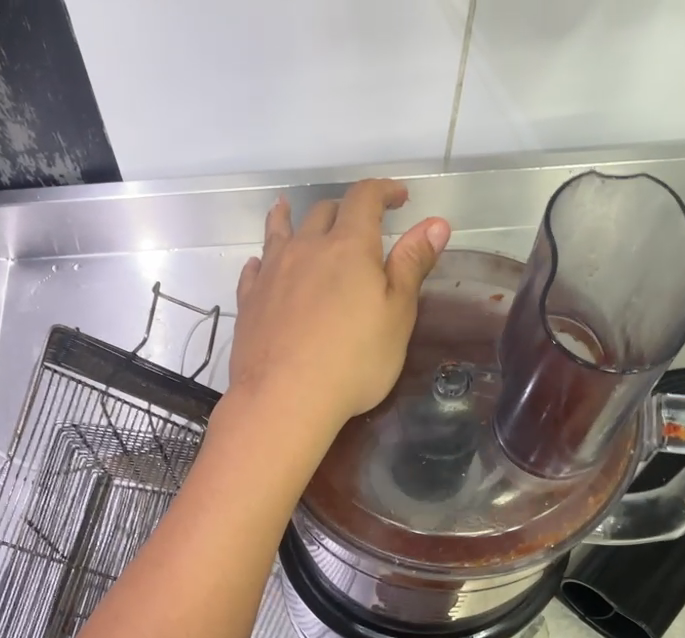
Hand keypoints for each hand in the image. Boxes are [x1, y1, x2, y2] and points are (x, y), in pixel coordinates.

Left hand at [228, 179, 449, 429]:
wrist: (283, 399)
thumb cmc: (353, 361)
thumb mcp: (397, 315)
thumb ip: (412, 265)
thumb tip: (435, 222)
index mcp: (349, 246)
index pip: (365, 198)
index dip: (384, 190)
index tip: (399, 197)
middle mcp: (306, 249)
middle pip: (322, 212)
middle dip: (344, 209)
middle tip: (356, 220)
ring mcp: (272, 274)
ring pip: (280, 232)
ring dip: (288, 218)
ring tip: (286, 209)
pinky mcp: (249, 302)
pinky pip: (254, 270)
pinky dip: (263, 261)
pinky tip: (260, 265)